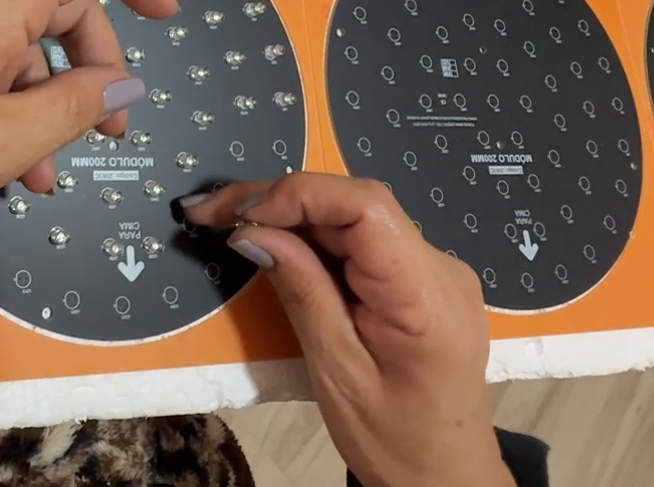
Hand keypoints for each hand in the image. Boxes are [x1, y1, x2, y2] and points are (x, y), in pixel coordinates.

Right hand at [185, 175, 511, 486]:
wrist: (446, 480)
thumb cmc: (394, 441)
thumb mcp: (337, 374)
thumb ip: (301, 293)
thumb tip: (248, 231)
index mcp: (427, 295)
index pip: (365, 207)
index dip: (296, 196)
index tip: (237, 217)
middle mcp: (437, 265)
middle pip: (348, 204)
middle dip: (273, 200)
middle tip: (206, 211)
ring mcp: (428, 265)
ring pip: (344, 213)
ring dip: (281, 212)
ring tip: (221, 218)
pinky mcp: (409, 272)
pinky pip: (351, 235)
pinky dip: (302, 231)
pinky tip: (264, 235)